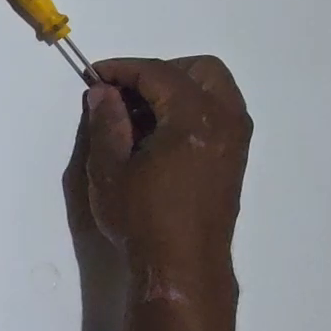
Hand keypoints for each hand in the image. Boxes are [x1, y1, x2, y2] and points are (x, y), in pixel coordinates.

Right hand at [80, 56, 252, 291]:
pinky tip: (155, 134)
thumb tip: (102, 92)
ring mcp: (236, 136)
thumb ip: (106, 124)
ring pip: (212, 89)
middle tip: (119, 94)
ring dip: (174, 89)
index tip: (94, 73)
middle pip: (198, 70)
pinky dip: (187, 108)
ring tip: (135, 115)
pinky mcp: (233, 154)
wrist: (181, 261)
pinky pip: (216, 111)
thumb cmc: (140, 216)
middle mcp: (226, 118)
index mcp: (195, 118)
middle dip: (157, 73)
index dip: (124, 69)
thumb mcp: (109, 170)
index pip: (160, 74)